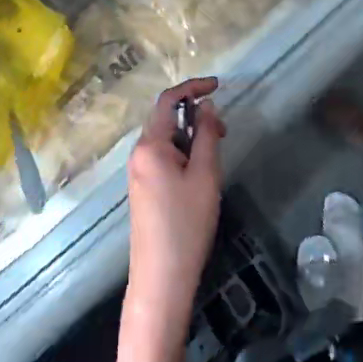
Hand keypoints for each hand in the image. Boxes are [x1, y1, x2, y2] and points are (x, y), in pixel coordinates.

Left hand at [125, 77, 225, 329]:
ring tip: (217, 153)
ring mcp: (137, 170)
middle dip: (193, 115)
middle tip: (224, 131)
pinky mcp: (142, 187)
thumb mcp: (205, 178)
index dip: (192, 87)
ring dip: (190, 136)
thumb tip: (207, 107)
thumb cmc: (186, 224)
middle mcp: (138, 152)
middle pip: (164, 119)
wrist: (160, 275)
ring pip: (165, 139)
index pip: (167, 101)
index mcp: (150, 145)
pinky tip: (200, 171)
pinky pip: (162, 156)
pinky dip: (182, 153)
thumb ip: (207, 138)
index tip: (218, 86)